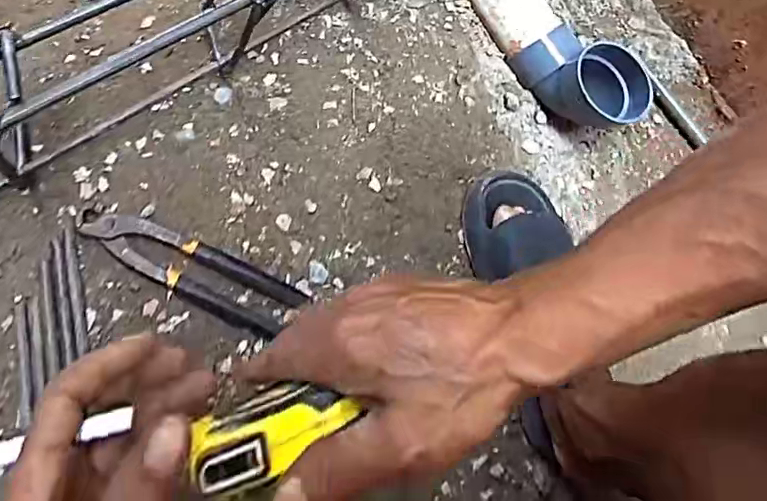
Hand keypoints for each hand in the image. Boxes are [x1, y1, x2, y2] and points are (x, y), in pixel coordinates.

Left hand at [5, 335, 215, 500]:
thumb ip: (133, 487)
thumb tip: (174, 427)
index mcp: (35, 482)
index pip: (66, 396)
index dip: (109, 360)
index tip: (153, 342)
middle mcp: (58, 484)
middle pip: (102, 410)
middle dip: (151, 379)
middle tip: (192, 365)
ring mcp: (85, 498)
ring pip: (125, 438)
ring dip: (166, 408)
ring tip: (202, 393)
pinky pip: (138, 470)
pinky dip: (166, 448)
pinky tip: (191, 436)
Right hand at [241, 276, 525, 499]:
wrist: (513, 328)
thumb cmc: (458, 387)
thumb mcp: (401, 443)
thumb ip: (339, 467)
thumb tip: (287, 490)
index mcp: (338, 341)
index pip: (272, 358)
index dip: (256, 387)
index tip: (253, 413)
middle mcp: (347, 306)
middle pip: (296, 337)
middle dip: (287, 374)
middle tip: (299, 415)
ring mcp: (373, 290)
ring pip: (325, 321)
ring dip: (317, 354)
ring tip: (337, 394)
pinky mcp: (397, 286)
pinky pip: (352, 311)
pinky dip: (345, 337)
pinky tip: (374, 363)